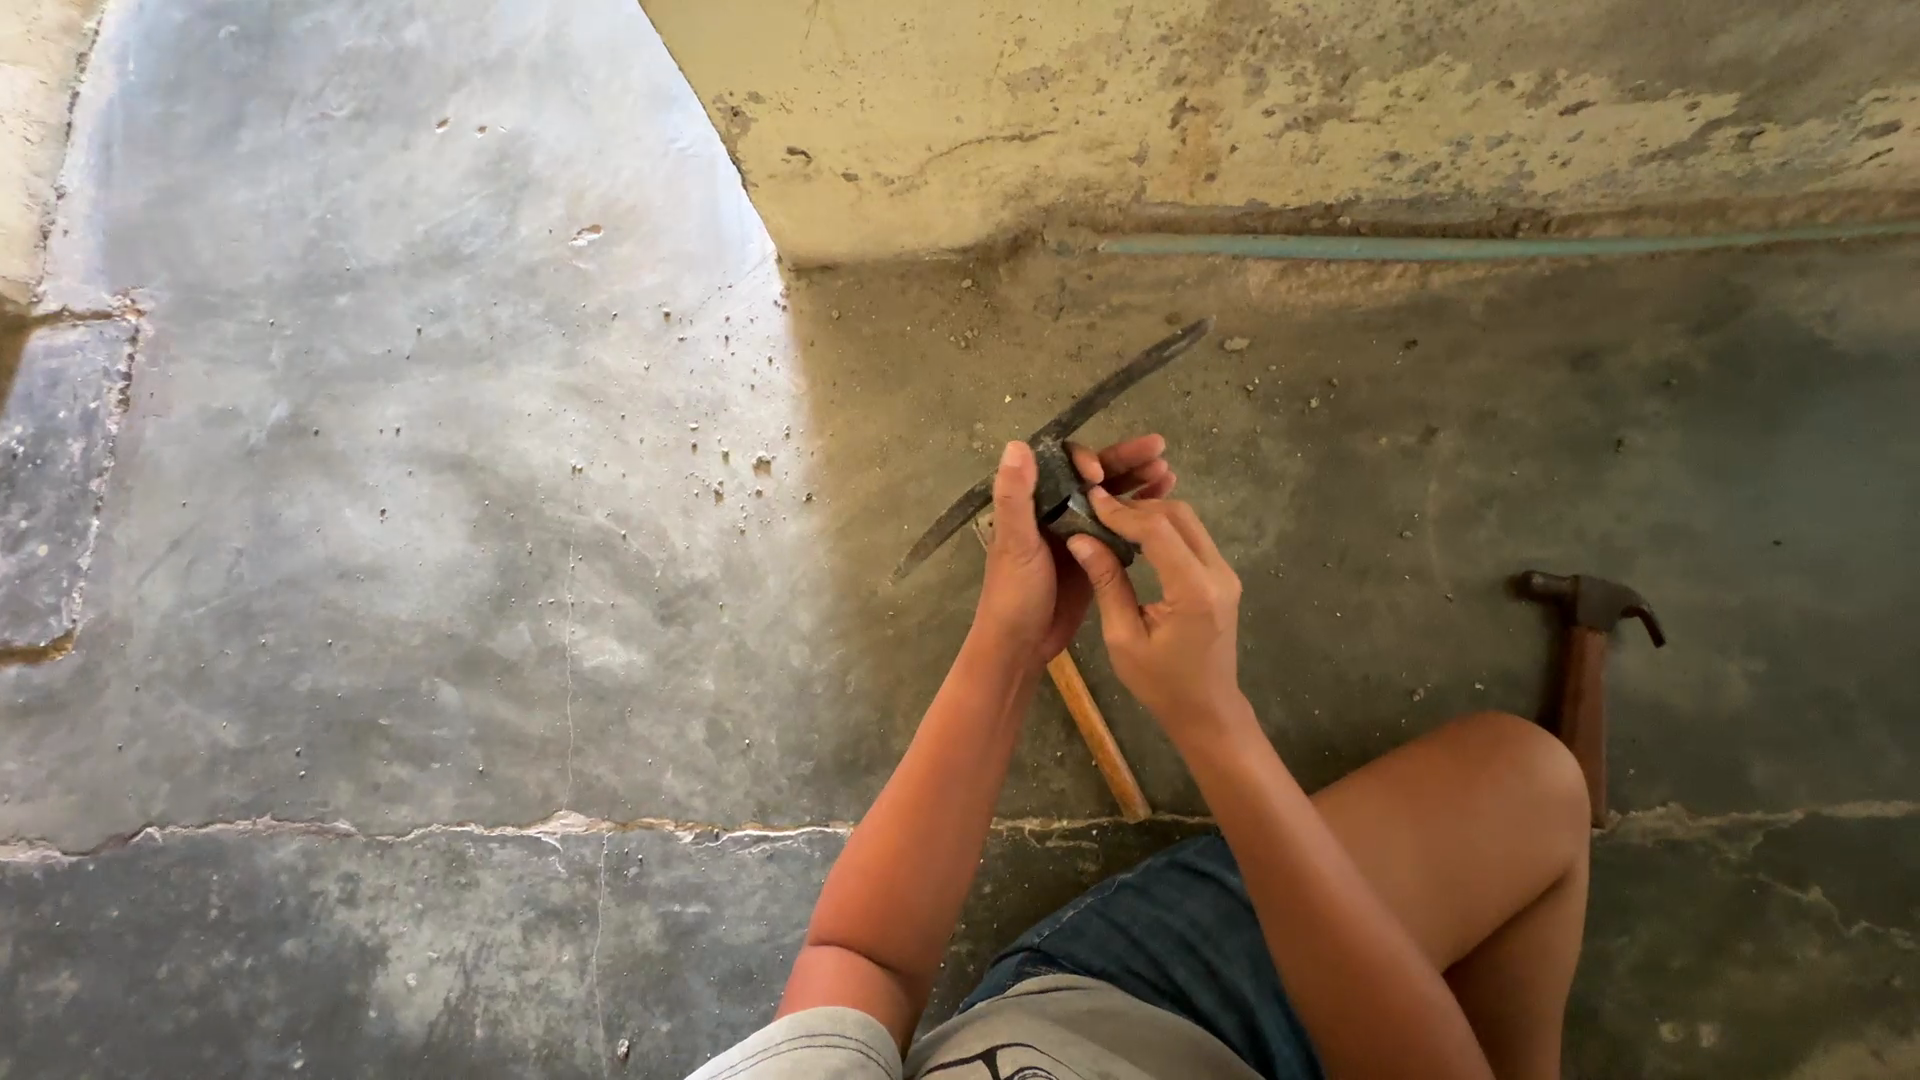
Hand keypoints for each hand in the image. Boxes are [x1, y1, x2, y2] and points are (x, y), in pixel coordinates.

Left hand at [974, 435, 1177, 668]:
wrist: (1020, 645)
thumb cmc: (1013, 593)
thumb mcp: (1014, 543)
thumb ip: (1015, 496)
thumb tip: (1017, 445)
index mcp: (1032, 503)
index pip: (1062, 464)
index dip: (1085, 459)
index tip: (1101, 473)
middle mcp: (1054, 511)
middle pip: (1093, 477)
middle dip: (1124, 461)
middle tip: (1159, 448)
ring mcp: (1076, 534)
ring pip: (1110, 499)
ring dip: (1137, 482)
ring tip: (1169, 471)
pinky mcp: (1094, 556)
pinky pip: (1118, 527)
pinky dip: (1138, 514)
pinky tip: (1163, 506)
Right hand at [1065, 489, 1248, 738]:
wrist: (1207, 709)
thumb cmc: (1161, 683)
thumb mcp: (1123, 637)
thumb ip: (1107, 582)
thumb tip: (1081, 538)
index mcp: (1194, 591)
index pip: (1157, 531)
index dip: (1122, 512)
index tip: (1091, 500)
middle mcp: (1218, 574)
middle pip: (1179, 515)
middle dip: (1136, 506)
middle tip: (1098, 507)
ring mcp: (1225, 574)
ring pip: (1188, 521)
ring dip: (1151, 513)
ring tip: (1112, 518)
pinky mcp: (1222, 577)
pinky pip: (1193, 537)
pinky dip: (1163, 528)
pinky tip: (1135, 535)